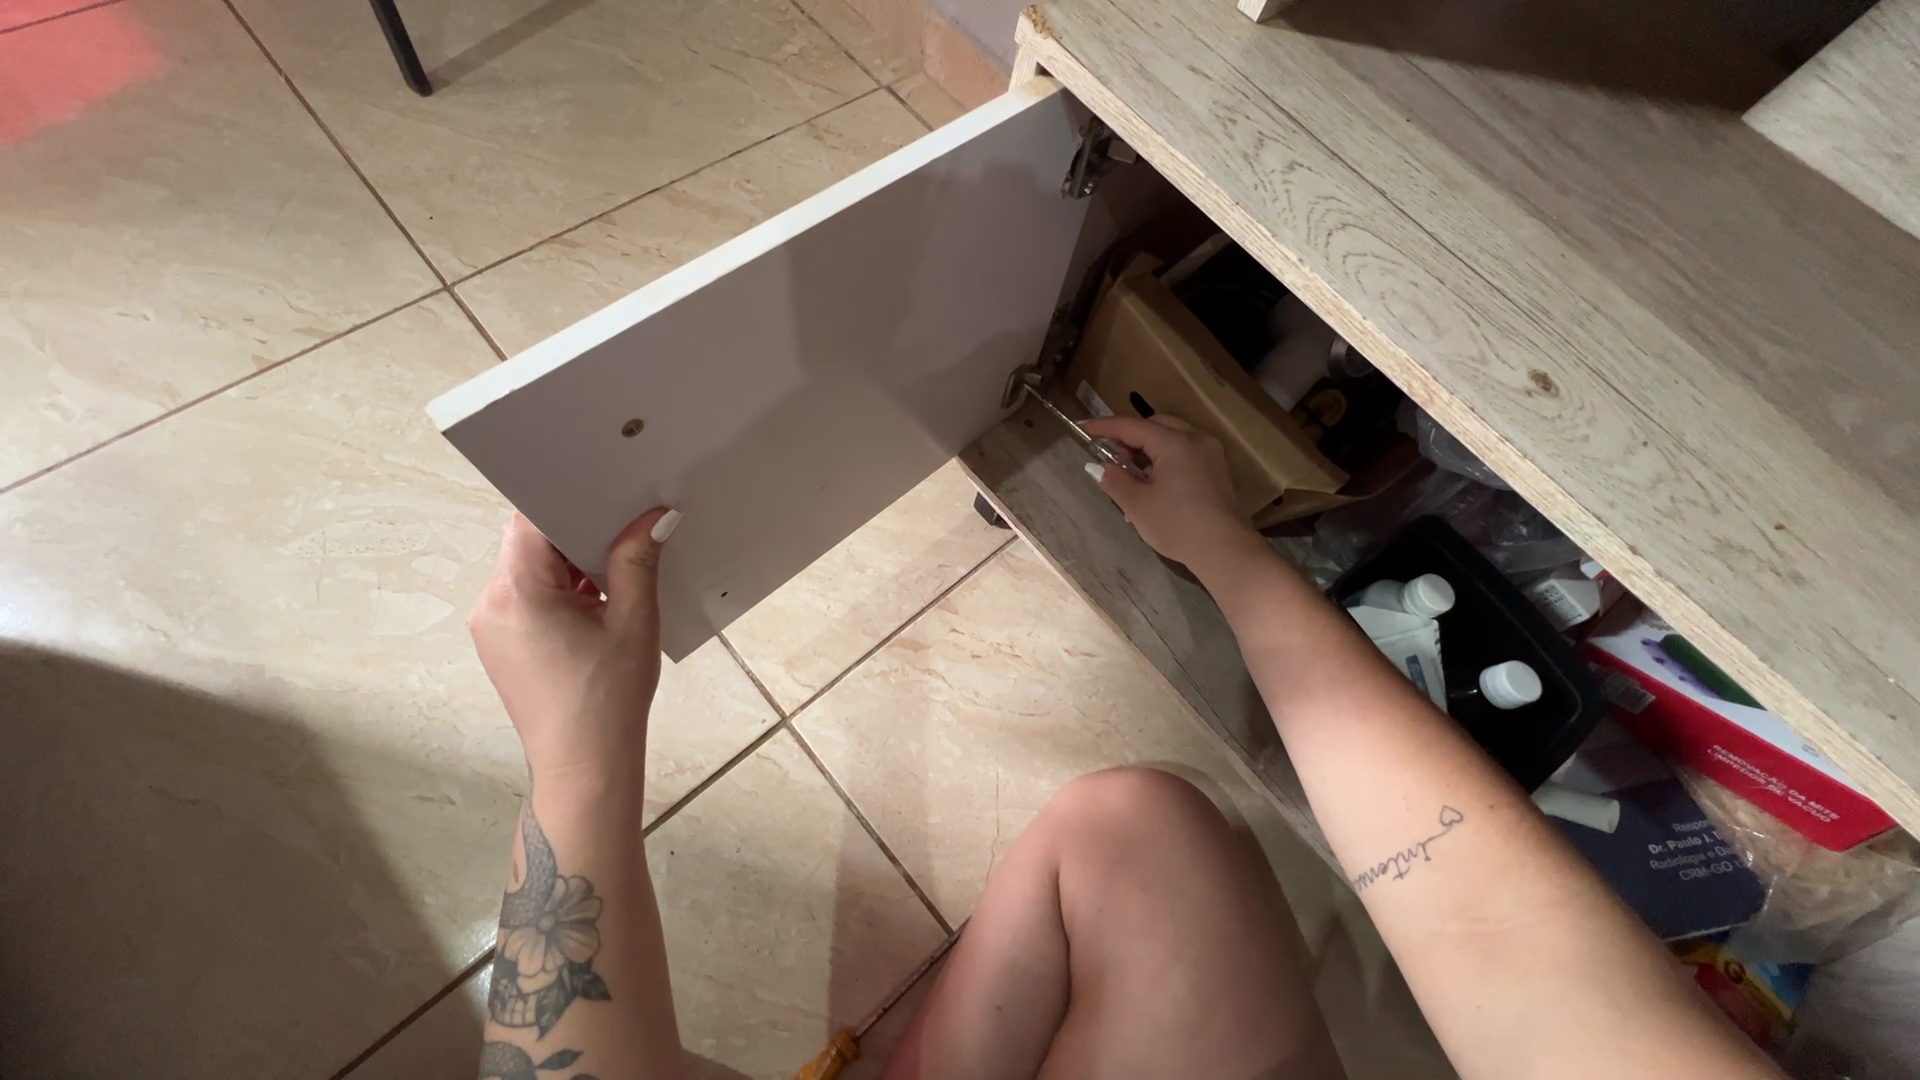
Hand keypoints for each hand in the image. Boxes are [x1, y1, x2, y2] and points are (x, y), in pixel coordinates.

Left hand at [468, 508, 681, 782]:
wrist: (585, 765)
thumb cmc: (608, 698)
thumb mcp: (633, 620)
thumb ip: (638, 560)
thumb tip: (654, 516)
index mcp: (516, 592)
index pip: (533, 521)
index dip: (572, 503)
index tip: (610, 496)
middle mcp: (491, 604)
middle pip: (531, 544)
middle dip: (579, 537)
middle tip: (626, 536)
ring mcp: (492, 626)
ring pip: (532, 570)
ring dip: (573, 566)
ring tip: (617, 577)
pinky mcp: (503, 643)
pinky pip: (531, 596)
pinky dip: (563, 591)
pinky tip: (600, 604)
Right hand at [1081, 415, 1257, 571]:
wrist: (1225, 550)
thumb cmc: (1177, 525)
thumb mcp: (1138, 504)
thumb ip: (1114, 480)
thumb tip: (1096, 466)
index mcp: (1174, 443)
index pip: (1132, 426)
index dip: (1105, 426)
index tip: (1083, 427)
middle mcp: (1195, 440)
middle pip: (1156, 425)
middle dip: (1130, 436)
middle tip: (1110, 455)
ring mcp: (1210, 454)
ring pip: (1172, 438)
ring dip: (1148, 448)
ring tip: (1130, 473)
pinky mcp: (1217, 470)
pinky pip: (1185, 452)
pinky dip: (1165, 458)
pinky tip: (1153, 482)